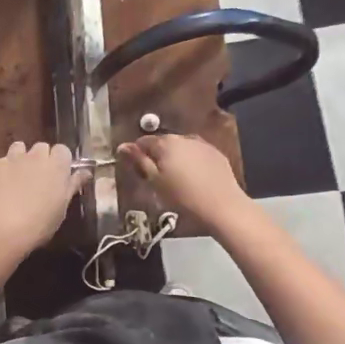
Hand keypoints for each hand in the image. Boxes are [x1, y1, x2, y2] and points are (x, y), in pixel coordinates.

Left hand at [0, 142, 88, 257]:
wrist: (5, 228)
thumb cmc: (41, 223)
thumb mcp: (63, 207)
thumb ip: (72, 185)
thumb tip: (85, 172)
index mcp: (57, 165)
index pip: (62, 150)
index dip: (60, 161)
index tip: (57, 175)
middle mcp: (36, 156)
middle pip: (41, 147)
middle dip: (41, 158)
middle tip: (38, 178)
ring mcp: (13, 158)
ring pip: (19, 148)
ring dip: (21, 158)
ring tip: (18, 177)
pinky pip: (0, 161)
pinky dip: (2, 170)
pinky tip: (0, 186)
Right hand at [118, 134, 248, 225]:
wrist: (222, 206)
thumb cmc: (181, 195)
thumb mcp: (154, 180)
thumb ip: (139, 160)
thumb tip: (122, 146)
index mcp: (165, 143)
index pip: (143, 141)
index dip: (137, 154)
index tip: (138, 170)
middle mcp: (183, 137)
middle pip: (163, 142)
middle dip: (157, 155)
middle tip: (156, 176)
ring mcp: (202, 144)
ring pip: (181, 147)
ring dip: (174, 157)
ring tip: (175, 177)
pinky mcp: (216, 154)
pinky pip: (196, 153)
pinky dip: (190, 161)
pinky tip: (193, 177)